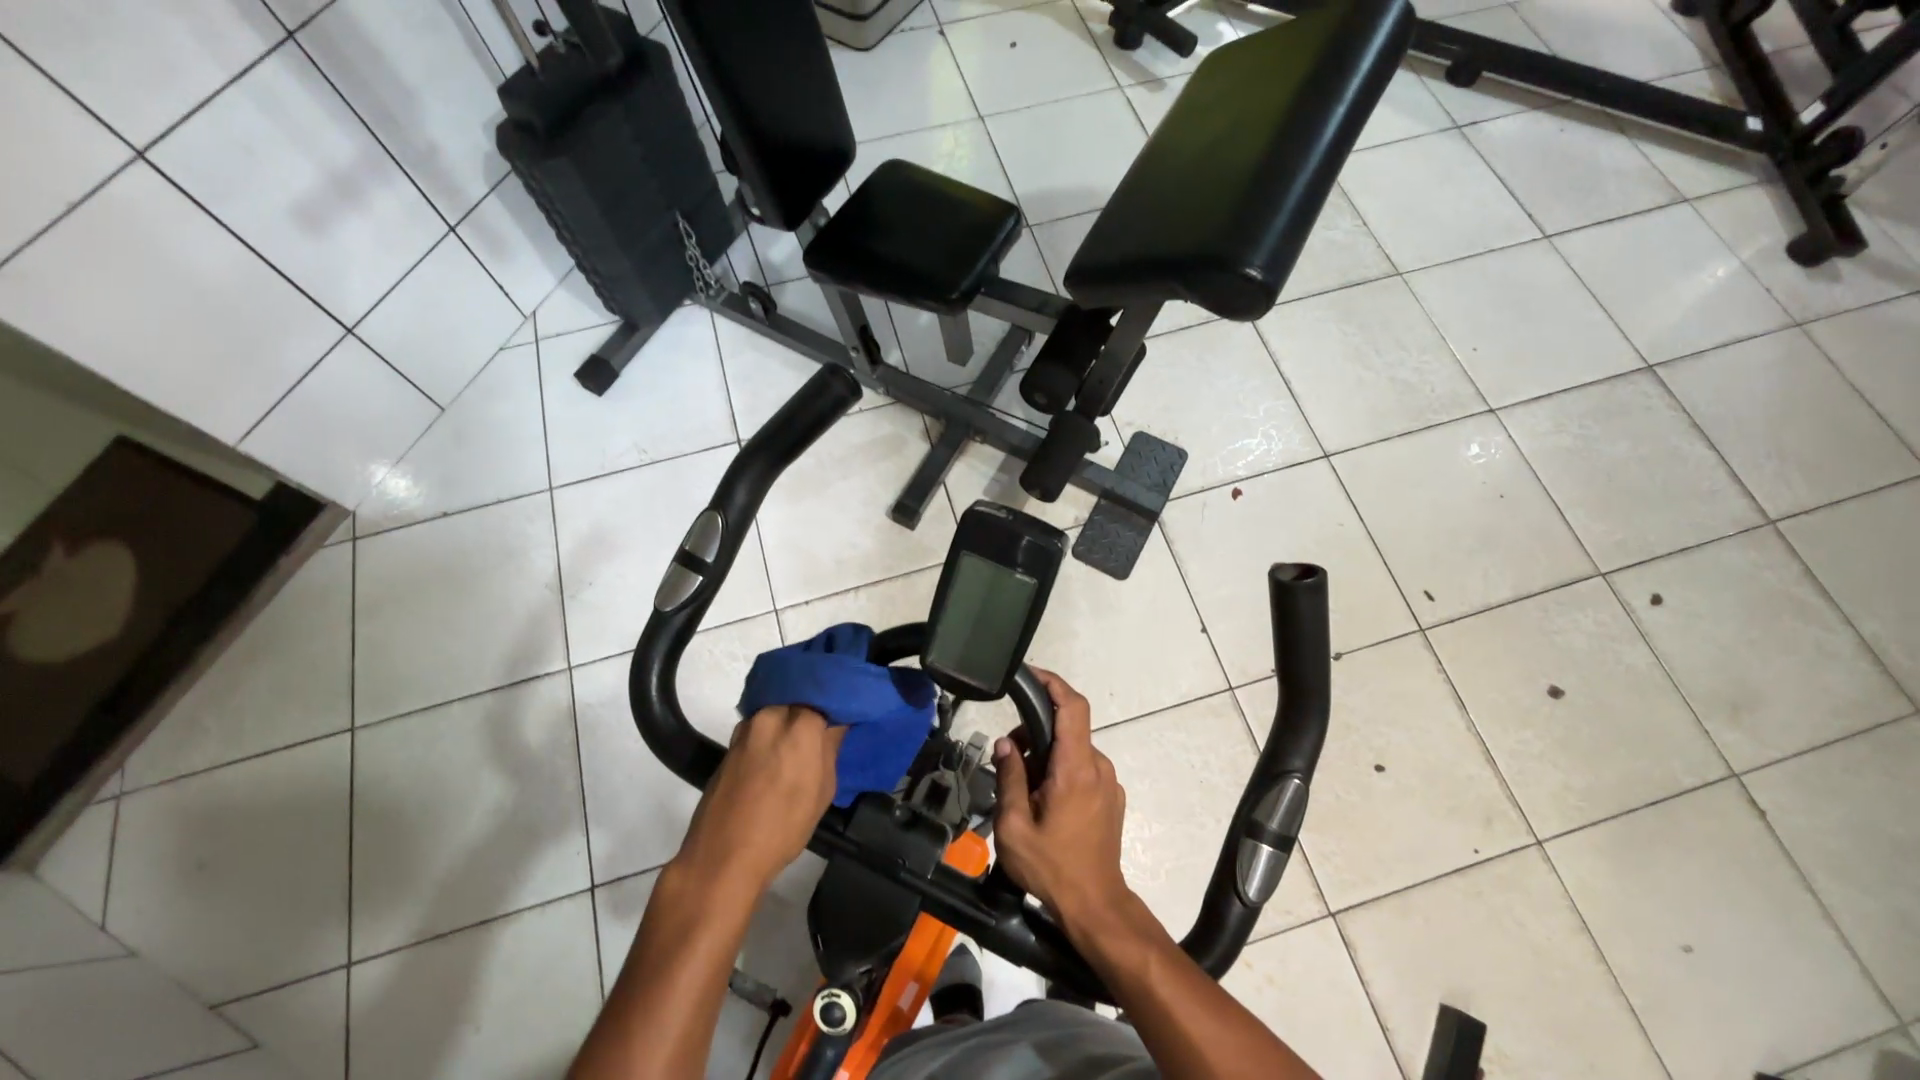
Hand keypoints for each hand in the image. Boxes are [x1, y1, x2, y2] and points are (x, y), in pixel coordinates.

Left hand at [675, 705, 844, 890]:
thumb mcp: (822, 791)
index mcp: (800, 725)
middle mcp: (770, 716)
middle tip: (827, 728)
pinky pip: (759, 727)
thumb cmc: (783, 827)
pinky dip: (772, 734)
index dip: (840, 705)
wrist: (722, 855)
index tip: (849, 715)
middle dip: (814, 709)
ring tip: (802, 743)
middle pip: (799, 699)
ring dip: (790, 721)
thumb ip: (830, 749)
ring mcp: (745, 728)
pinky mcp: (729, 744)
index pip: (828, 697)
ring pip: (777, 711)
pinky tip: (779, 756)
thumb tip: (835, 725)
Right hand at [992, 670, 1136, 937]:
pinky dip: (1061, 772)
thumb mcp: (1015, 826)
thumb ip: (1010, 778)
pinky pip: (1084, 771)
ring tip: (1022, 789)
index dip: (1053, 684)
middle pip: (1068, 729)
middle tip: (1008, 758)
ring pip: (1075, 752)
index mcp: (1076, 769)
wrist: (1096, 905)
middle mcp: (1099, 768)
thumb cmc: (1052, 868)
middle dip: (1036, 732)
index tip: (1031, 676)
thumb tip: (1006, 744)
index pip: (1072, 707)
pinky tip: (1043, 803)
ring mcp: (1110, 784)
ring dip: (1047, 757)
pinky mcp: (1112, 799)